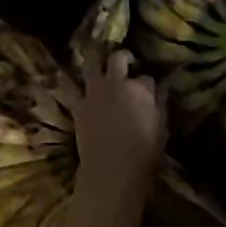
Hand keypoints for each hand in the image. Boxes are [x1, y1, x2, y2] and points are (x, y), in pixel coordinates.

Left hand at [73, 50, 165, 182]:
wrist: (113, 170)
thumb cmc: (145, 153)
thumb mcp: (162, 127)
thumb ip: (161, 104)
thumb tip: (163, 88)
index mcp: (141, 89)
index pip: (147, 77)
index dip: (148, 83)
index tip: (149, 90)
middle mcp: (117, 84)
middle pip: (118, 59)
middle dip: (123, 57)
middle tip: (125, 60)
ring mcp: (95, 92)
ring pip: (91, 64)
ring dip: (94, 58)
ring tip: (95, 56)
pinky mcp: (79, 105)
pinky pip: (69, 87)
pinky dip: (66, 79)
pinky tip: (62, 72)